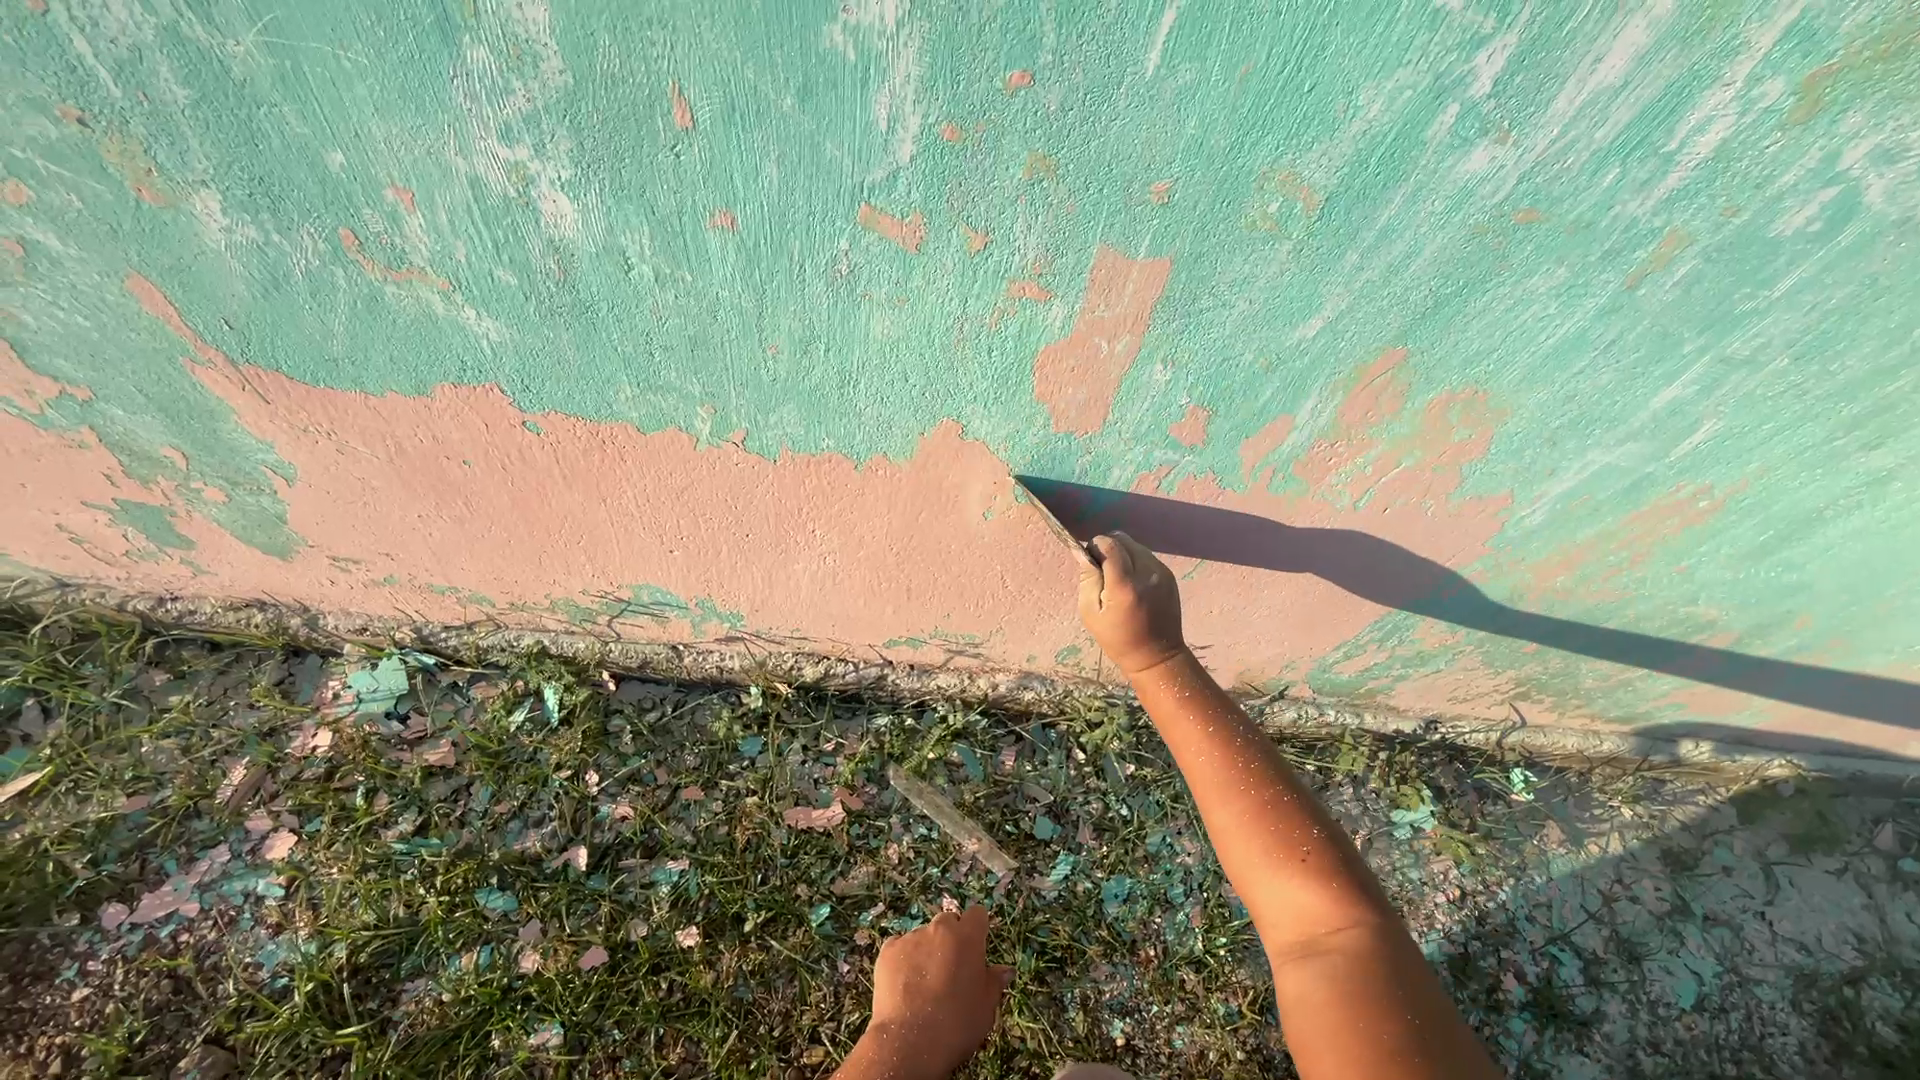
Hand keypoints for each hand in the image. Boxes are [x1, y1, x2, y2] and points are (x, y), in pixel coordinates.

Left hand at [834, 908, 1011, 1079]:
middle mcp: (939, 929)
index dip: (976, 929)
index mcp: (968, 937)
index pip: (977, 914)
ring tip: (923, 983)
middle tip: (950, 969)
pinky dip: (903, 959)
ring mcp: (911, 937)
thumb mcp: (986, 1007)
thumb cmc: (957, 1025)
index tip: (975, 948)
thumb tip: (1005, 970)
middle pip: (948, 922)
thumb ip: (994, 982)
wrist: (910, 1041)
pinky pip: (899, 947)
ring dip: (926, 950)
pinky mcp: (888, 950)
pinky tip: (904, 984)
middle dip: (950, 938)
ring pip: (922, 935)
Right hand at [1077, 532, 1186, 675]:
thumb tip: (1083, 552)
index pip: (1108, 545)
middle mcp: (1147, 573)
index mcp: (1124, 585)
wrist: (1156, 655)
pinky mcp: (1169, 575)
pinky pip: (1146, 555)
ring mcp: (1161, 572)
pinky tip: (1133, 582)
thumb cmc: (1117, 639)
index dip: (1095, 547)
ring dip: (1122, 554)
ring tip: (1118, 578)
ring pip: (1135, 545)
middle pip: (1122, 539)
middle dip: (1108, 548)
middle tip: (1102, 570)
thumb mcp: (1090, 613)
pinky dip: (1135, 561)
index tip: (1090, 563)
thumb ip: (1087, 579)